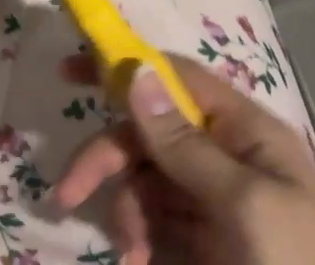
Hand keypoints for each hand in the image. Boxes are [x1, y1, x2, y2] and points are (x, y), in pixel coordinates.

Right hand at [54, 55, 314, 264]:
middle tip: (69, 193)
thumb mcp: (244, 205)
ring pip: (139, 175)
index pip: (176, 78)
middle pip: (144, 132)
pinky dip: (135, 234)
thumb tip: (135, 70)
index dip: (123, 68)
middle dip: (105, 160)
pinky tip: (137, 259)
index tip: (66, 73)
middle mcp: (226, 156)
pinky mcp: (198, 235)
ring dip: (124, 210)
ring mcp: (211, 197)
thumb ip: (186, 141)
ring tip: (130, 250)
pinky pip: (147, 214)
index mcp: (248, 135)